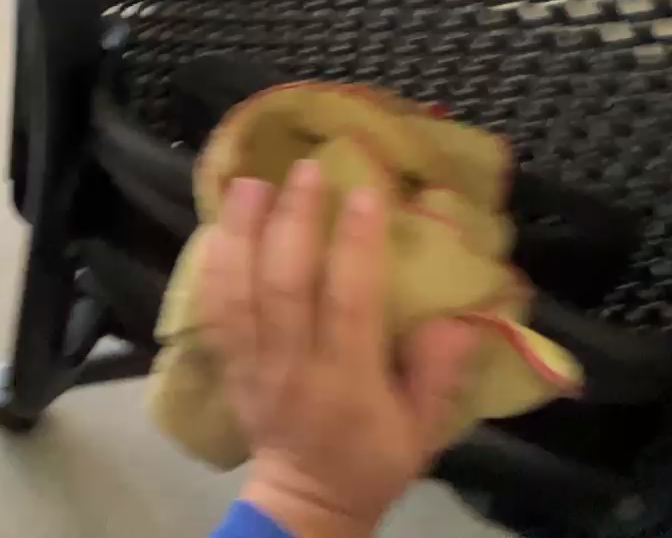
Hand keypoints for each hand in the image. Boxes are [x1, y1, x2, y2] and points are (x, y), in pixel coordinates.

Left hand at [200, 160, 477, 537]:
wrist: (305, 503)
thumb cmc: (372, 459)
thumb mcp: (424, 431)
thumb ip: (439, 374)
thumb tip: (459, 316)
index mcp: (346, 384)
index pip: (349, 303)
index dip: (356, 244)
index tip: (364, 193)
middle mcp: (292, 366)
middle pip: (285, 284)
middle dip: (294, 220)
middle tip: (307, 168)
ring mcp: (251, 362)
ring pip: (238, 288)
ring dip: (242, 230)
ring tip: (250, 181)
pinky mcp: (226, 361)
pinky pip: (212, 306)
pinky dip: (212, 261)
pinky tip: (219, 221)